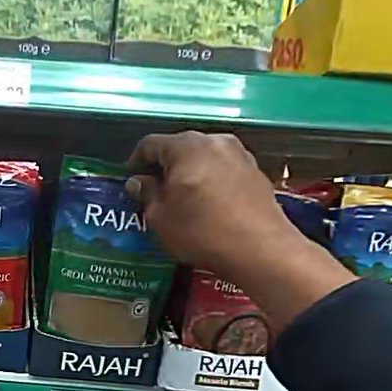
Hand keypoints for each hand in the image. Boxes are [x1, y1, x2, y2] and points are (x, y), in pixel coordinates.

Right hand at [126, 131, 313, 280]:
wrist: (259, 249)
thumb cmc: (202, 231)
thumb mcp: (161, 218)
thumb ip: (147, 194)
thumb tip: (138, 182)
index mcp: (185, 146)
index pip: (150, 144)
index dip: (136, 161)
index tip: (132, 179)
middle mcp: (214, 141)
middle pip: (180, 147)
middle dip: (166, 166)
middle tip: (156, 190)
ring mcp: (240, 154)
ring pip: (205, 157)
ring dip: (191, 172)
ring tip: (184, 198)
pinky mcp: (257, 171)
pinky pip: (225, 169)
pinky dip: (212, 180)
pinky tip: (210, 203)